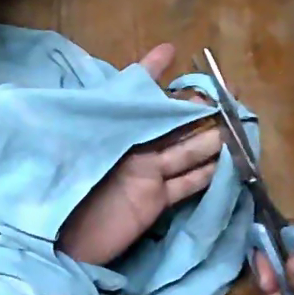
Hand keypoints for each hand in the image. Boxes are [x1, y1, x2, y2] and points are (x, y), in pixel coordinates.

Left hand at [57, 43, 223, 265]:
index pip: (137, 94)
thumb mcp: (71, 137)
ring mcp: (148, 174)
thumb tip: (107, 81)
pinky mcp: (156, 201)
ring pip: (187, 151)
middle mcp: (134, 148)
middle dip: (196, 107)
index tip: (171, 52)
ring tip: (236, 124)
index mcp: (113, 130)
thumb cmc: (61, 187)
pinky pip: (188, 183)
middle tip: (226, 96)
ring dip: (210, 138)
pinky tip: (229, 162)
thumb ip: (96, 106)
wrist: (57, 242)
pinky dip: (208, 173)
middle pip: (172, 124)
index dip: (153, 73)